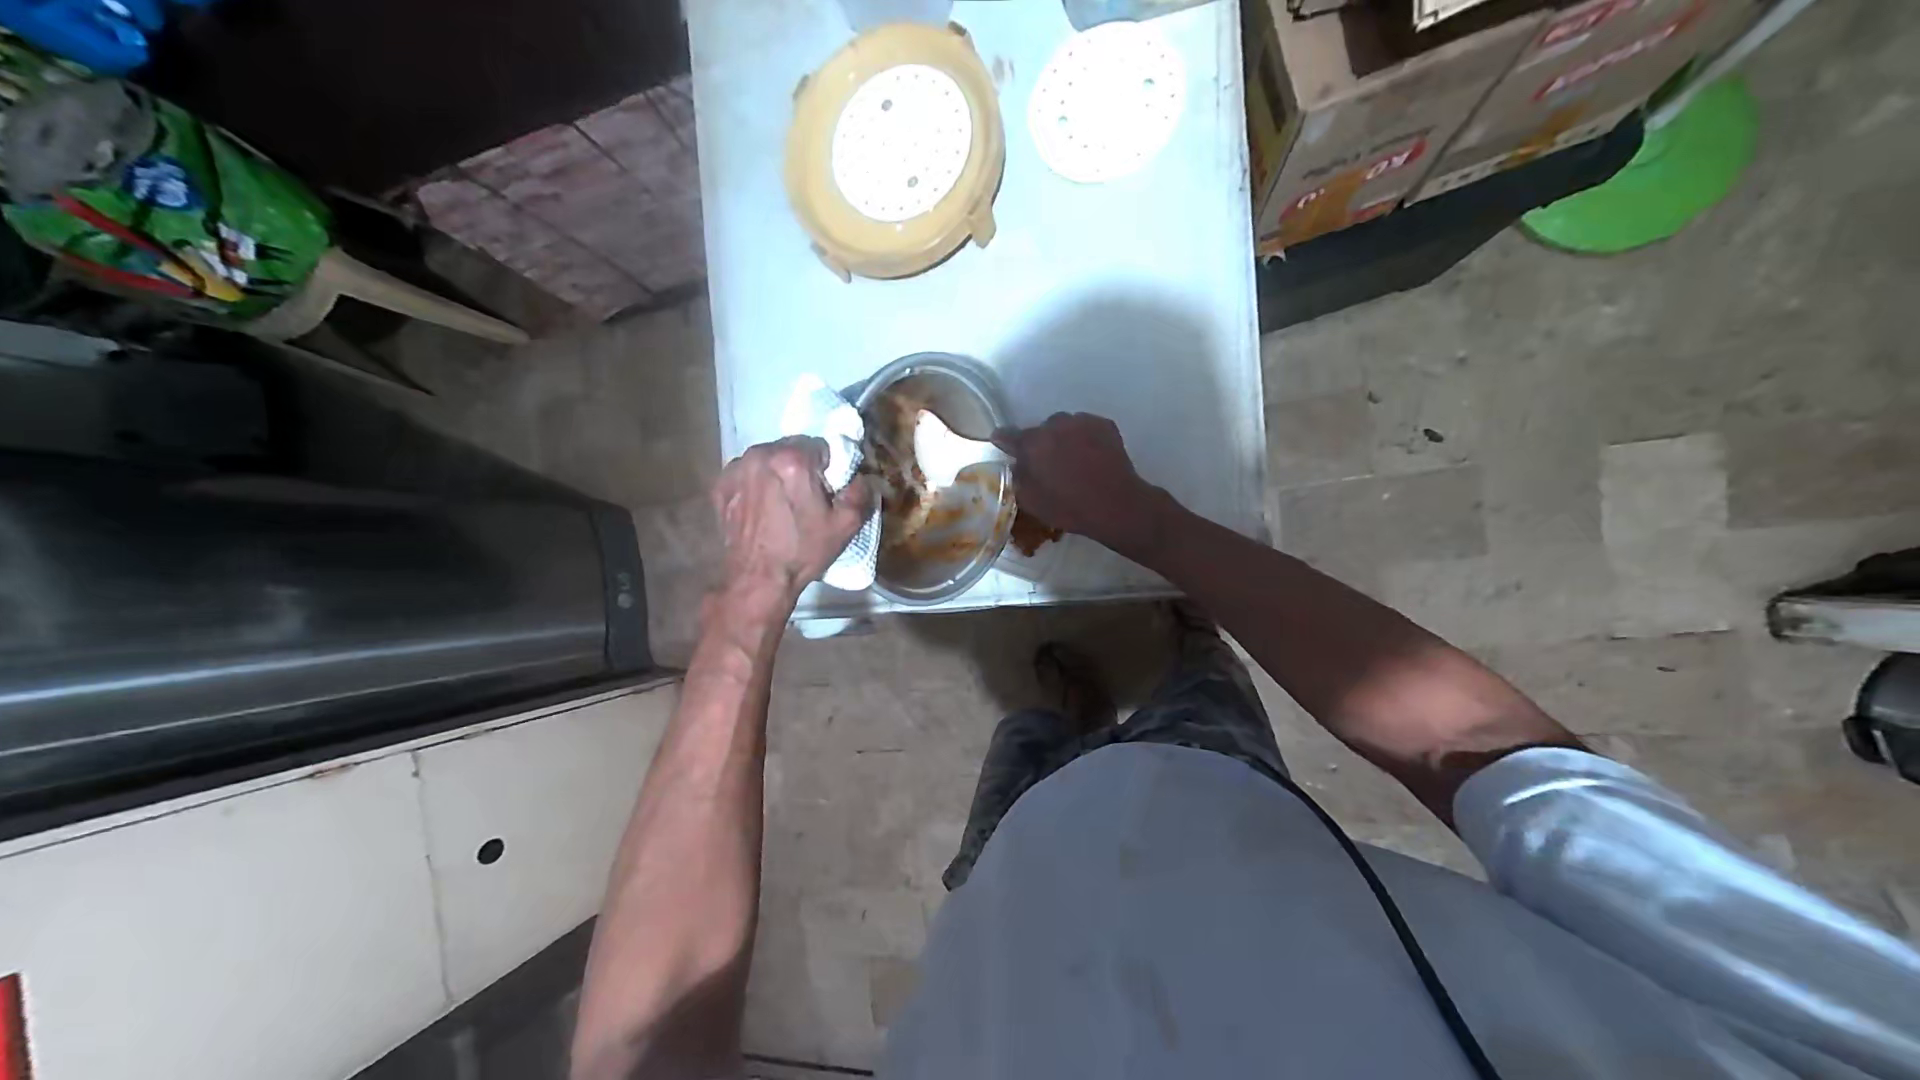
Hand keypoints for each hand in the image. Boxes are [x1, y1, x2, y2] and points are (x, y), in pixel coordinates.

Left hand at [712, 436, 871, 607]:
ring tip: (781, 503)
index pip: (820, 445)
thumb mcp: (845, 526)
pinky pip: (746, 473)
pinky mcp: (721, 484)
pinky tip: (761, 508)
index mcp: (794, 460)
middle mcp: (761, 455)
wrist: (757, 578)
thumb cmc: (802, 551)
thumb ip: (861, 493)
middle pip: (791, 448)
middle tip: (805, 497)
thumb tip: (862, 477)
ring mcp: (736, 468)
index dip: (828, 467)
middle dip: (801, 467)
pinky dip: (755, 483)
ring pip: (767, 459)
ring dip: (777, 473)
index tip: (826, 489)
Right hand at [993, 413, 1175, 557]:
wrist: (1116, 505)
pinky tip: (1092, 457)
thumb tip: (1016, 464)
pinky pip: (1086, 427)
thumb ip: (1017, 477)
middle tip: (1050, 464)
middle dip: (1041, 443)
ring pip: (1064, 426)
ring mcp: (1081, 422)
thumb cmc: (1069, 508)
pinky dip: (1085, 437)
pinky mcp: (1104, 424)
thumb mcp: (1031, 501)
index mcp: (1032, 444)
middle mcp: (1054, 425)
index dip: (1003, 441)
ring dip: (1064, 438)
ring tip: (1074, 460)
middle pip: (1040, 430)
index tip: (1003, 445)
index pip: (1007, 434)